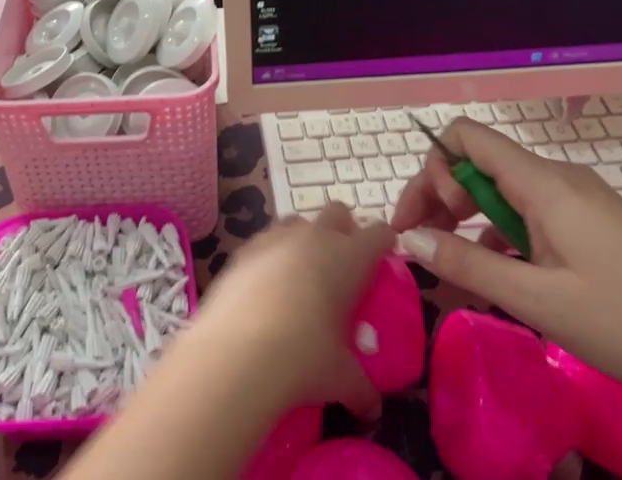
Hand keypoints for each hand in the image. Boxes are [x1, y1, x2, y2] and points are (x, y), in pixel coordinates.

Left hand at [188, 202, 395, 417]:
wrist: (236, 353)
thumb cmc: (304, 358)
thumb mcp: (342, 378)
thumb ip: (362, 388)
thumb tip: (372, 409)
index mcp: (349, 257)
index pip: (380, 233)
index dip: (384, 244)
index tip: (383, 262)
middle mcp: (314, 237)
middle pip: (337, 212)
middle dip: (344, 230)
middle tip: (344, 266)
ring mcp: (274, 238)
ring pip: (297, 221)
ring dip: (305, 238)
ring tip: (303, 274)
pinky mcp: (242, 249)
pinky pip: (264, 241)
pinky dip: (271, 255)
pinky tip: (267, 285)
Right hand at [392, 118, 621, 450]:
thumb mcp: (536, 299)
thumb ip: (465, 264)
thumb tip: (407, 240)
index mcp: (544, 184)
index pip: (466, 138)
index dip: (431, 169)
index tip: (421, 221)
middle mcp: (558, 180)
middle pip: (478, 165)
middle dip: (439, 199)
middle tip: (421, 249)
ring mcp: (579, 202)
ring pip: (502, 193)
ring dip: (467, 223)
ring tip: (450, 270)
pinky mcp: (593, 225)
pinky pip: (530, 215)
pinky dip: (500, 237)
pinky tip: (494, 276)